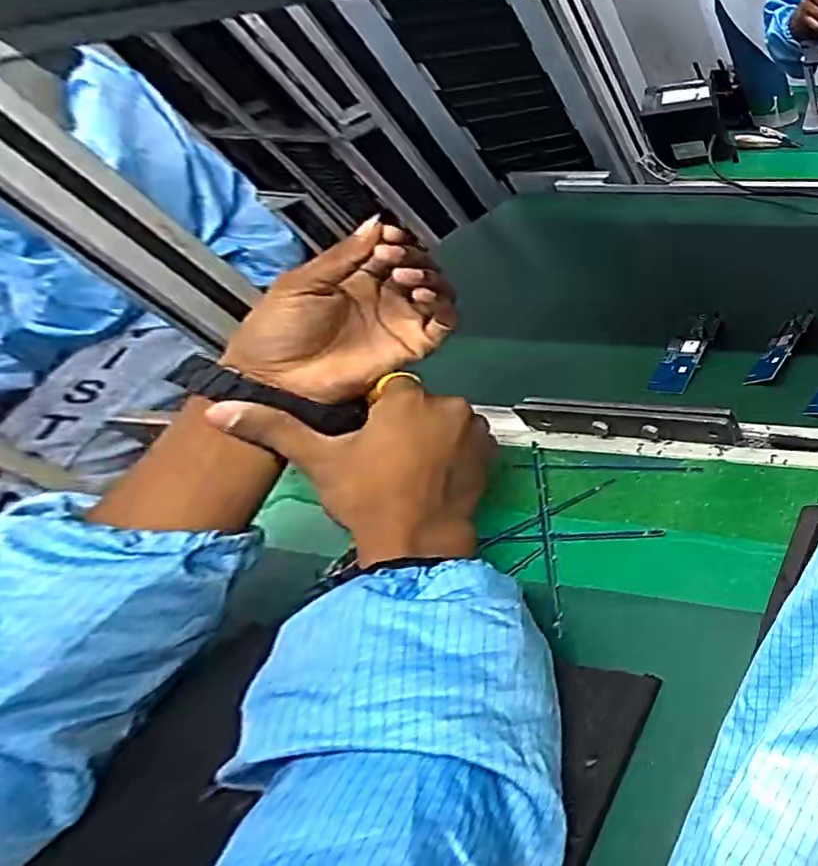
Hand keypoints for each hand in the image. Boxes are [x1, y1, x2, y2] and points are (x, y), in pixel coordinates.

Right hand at [206, 376, 493, 563]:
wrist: (418, 535)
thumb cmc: (367, 494)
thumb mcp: (318, 459)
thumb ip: (275, 428)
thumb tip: (221, 408)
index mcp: (410, 399)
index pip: (390, 387)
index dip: (374, 408)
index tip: (363, 431)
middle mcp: (451, 405)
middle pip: (421, 404)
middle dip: (404, 421)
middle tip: (383, 454)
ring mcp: (476, 428)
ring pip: (446, 421)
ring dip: (431, 434)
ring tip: (408, 466)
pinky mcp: (491, 450)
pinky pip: (468, 440)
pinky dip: (454, 449)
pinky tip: (433, 471)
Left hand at [219, 216, 457, 403]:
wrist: (278, 379)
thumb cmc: (279, 331)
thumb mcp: (301, 284)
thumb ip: (342, 256)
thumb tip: (376, 223)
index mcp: (360, 279)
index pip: (393, 252)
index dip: (396, 240)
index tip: (390, 235)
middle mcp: (389, 296)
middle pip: (421, 268)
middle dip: (414, 256)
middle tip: (395, 256)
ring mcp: (406, 318)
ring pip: (440, 290)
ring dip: (430, 278)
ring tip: (406, 277)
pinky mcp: (419, 341)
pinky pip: (447, 320)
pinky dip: (444, 306)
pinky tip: (424, 298)